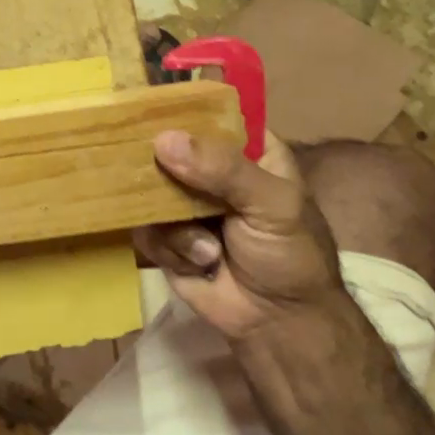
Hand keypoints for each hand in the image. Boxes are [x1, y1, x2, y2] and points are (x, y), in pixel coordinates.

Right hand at [136, 130, 346, 341]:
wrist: (277, 323)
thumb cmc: (291, 256)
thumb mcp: (272, 205)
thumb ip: (223, 169)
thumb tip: (163, 139)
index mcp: (246, 151)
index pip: (208, 114)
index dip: (179, 111)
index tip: (149, 113)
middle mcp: (210, 172)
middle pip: (166, 150)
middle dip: (160, 172)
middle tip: (161, 184)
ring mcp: (184, 205)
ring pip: (148, 193)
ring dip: (176, 228)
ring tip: (206, 250)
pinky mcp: (165, 237)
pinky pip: (144, 229)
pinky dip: (169, 250)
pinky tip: (196, 264)